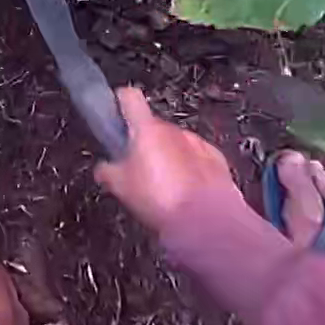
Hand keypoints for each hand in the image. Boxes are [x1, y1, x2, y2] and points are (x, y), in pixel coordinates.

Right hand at [94, 87, 238, 233]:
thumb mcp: (119, 186)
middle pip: (153, 126)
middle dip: (145, 141)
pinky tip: (188, 192)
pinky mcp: (219, 164)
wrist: (210, 228)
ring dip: (169, 156)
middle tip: (137, 166)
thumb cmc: (162, 200)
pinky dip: (192, 169)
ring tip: (165, 185)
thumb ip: (107, 170)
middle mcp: (174, 131)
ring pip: (176, 143)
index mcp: (146, 129)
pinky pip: (198, 159)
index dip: (120, 102)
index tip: (115, 113)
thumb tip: (104, 169)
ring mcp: (199, 146)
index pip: (129, 97)